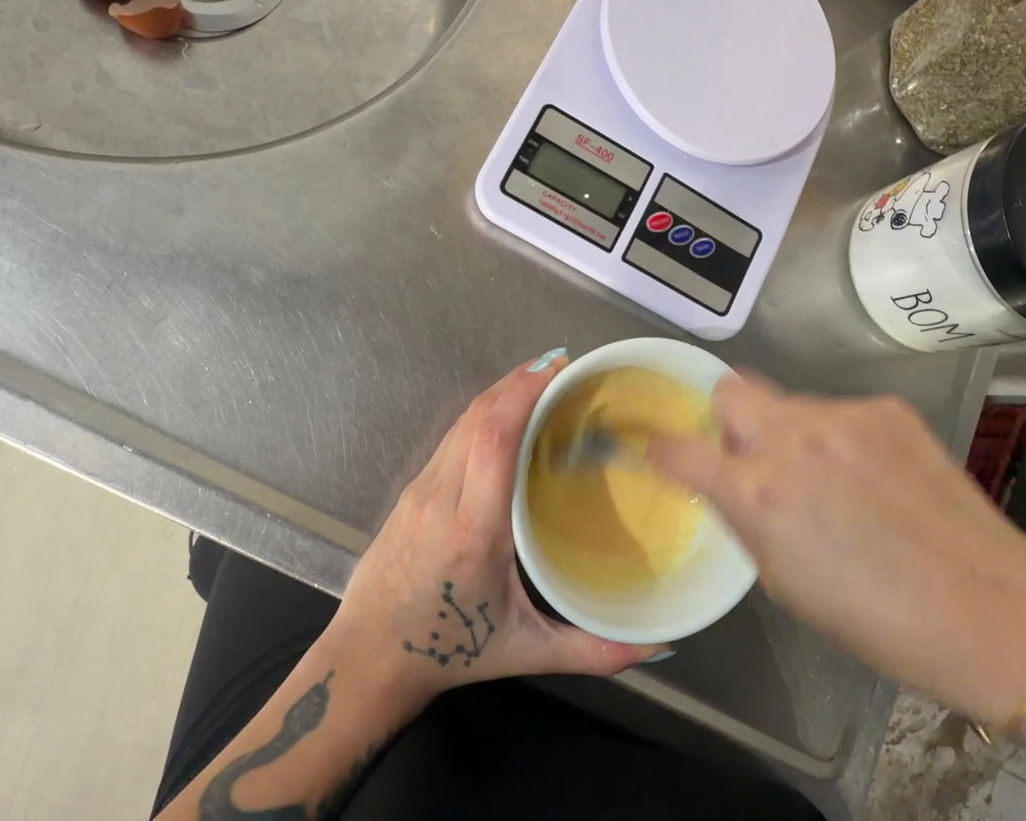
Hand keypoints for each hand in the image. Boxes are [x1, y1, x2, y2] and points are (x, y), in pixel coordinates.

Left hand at [329, 353, 661, 706]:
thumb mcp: (526, 652)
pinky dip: (482, 414)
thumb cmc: (450, 652)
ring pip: (461, 422)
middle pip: (478, 417)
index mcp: (474, 530)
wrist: (367, 656)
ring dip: (500, 392)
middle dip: (520, 381)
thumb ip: (593, 651)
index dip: (525, 394)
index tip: (561, 371)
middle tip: (564, 368)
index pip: (494, 439)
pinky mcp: (410, 490)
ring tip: (541, 380)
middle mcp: (442, 498)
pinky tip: (506, 414)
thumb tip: (658, 646)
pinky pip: (450, 437)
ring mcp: (420, 489)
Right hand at [648, 376, 1025, 726]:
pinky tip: (874, 476)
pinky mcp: (889, 409)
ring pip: (790, 402)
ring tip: (831, 479)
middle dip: (727, 419)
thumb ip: (748, 518)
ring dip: (790, 431)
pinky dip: (840, 437)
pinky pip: (840, 411)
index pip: (677, 449)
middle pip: (730, 389)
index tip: (665, 456)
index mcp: (758, 492)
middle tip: (752, 458)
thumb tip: (733, 486)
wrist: (989, 610)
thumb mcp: (783, 581)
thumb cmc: (877, 621)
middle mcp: (792, 438)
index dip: (662, 451)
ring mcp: (844, 416)